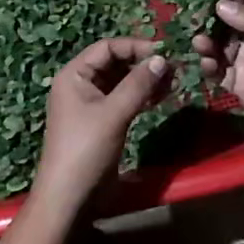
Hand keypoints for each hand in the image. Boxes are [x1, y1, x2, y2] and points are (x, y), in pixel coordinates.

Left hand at [30, 37, 165, 216]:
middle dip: (143, 64)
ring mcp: (90, 104)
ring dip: (145, 80)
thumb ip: (138, 84)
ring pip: (122, 81)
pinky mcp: (101, 121)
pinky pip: (123, 99)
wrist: (69, 197)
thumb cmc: (86, 149)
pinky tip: (161, 98)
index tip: (165, 54)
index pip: (107, 47)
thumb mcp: (114, 113)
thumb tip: (163, 59)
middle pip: (115, 62)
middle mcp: (80, 84)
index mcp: (74, 75)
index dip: (135, 46)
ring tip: (172, 84)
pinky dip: (141, 96)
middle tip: (173, 70)